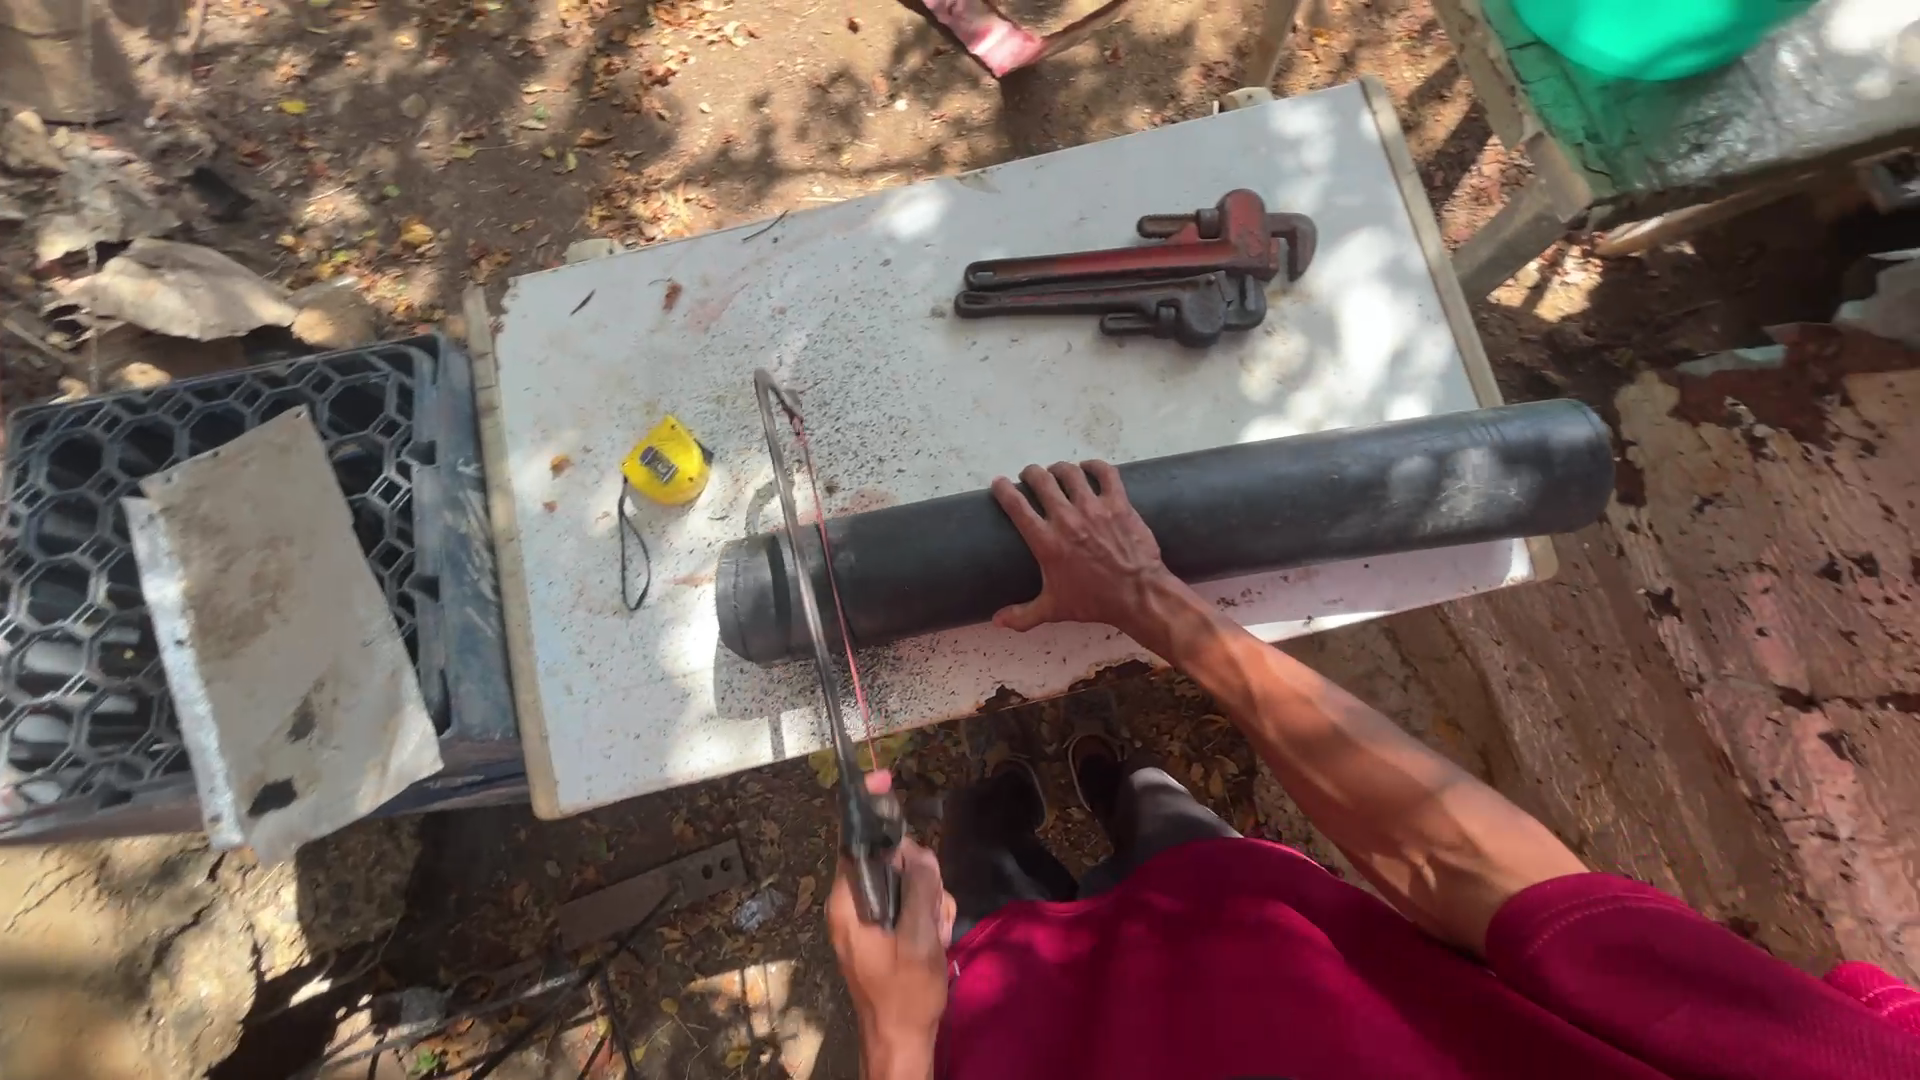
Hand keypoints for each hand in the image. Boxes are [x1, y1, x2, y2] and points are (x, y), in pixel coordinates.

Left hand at [828, 775, 953, 1078]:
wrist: (901, 1044)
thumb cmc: (905, 994)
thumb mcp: (919, 938)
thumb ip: (920, 888)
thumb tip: (919, 851)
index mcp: (848, 902)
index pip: (853, 839)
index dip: (869, 807)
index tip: (885, 779)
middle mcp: (853, 904)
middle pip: (890, 859)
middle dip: (921, 877)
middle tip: (933, 910)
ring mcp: (869, 917)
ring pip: (907, 880)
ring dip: (930, 901)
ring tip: (936, 936)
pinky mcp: (884, 929)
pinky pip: (910, 903)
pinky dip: (929, 916)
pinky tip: (936, 941)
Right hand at [990, 461, 1180, 641]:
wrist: (1138, 594)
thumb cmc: (1094, 602)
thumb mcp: (1053, 609)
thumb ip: (1022, 615)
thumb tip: (997, 621)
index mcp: (1046, 542)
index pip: (1016, 506)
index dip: (1004, 490)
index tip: (999, 483)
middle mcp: (1066, 519)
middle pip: (1041, 480)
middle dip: (1031, 473)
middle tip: (1029, 475)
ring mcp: (1093, 508)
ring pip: (1070, 472)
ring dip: (1059, 468)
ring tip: (1056, 471)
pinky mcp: (1118, 503)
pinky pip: (1105, 473)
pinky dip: (1094, 465)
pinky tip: (1088, 467)